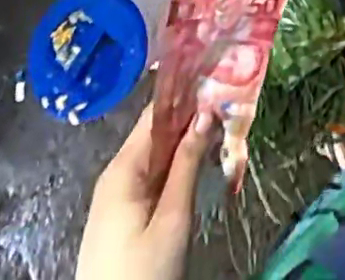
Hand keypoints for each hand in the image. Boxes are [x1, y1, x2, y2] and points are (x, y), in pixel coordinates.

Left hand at [75, 106, 216, 279]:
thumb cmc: (141, 273)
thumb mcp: (171, 220)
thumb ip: (186, 165)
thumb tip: (205, 113)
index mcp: (123, 166)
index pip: (155, 114)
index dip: (186, 97)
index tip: (217, 83)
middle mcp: (117, 171)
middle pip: (156, 132)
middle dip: (190, 119)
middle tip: (227, 108)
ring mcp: (117, 192)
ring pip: (156, 154)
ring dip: (186, 142)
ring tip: (221, 130)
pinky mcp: (123, 212)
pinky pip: (152, 175)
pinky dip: (175, 165)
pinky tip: (198, 163)